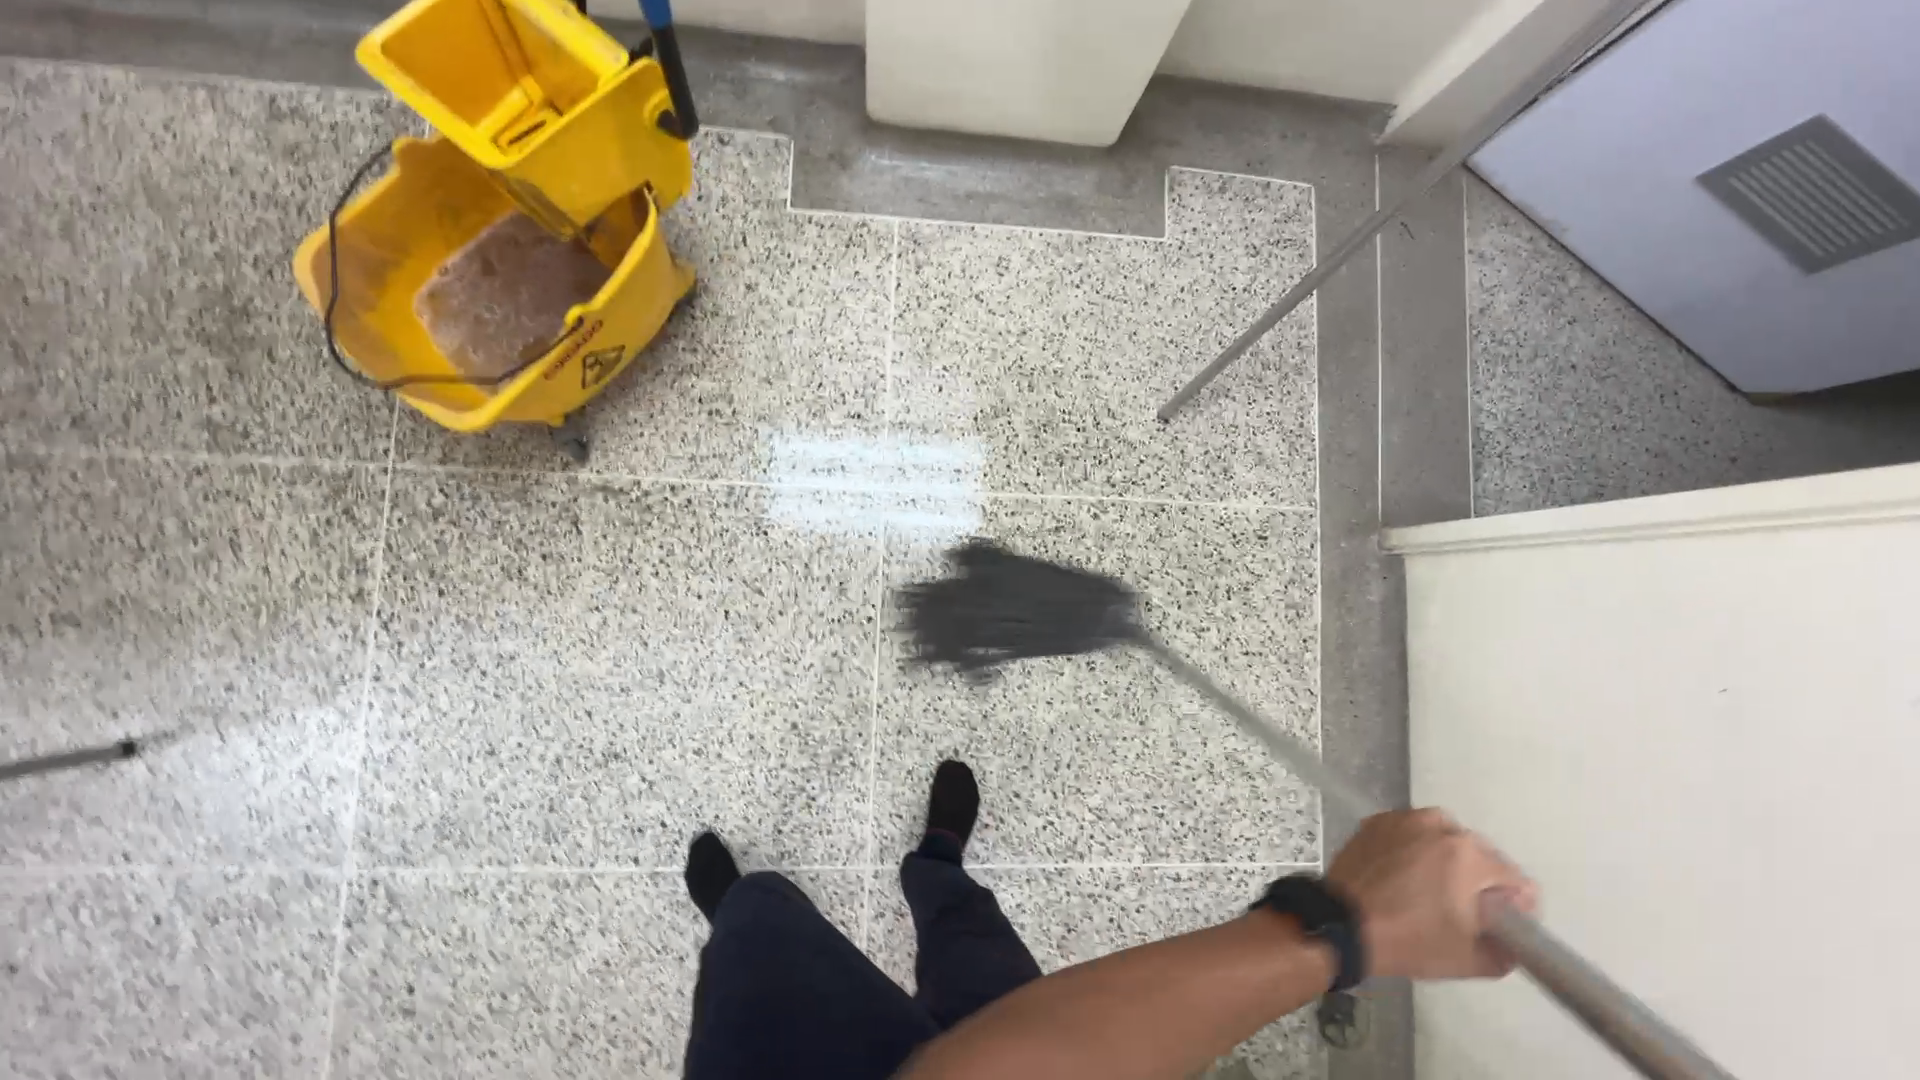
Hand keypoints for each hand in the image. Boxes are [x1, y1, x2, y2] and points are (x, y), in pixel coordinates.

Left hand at [1326, 808, 1537, 979]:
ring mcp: (1401, 819)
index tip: (1505, 925)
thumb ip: (1506, 950)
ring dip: (1447, 860)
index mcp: (1467, 854)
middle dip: (1481, 881)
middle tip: (1469, 910)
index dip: (1517, 906)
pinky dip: (1414, 849)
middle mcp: (1437, 826)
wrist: (1342, 923)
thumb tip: (1511, 942)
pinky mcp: (1374, 823)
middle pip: (1478, 854)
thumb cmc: (1409, 938)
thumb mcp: (1470, 959)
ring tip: (1435, 890)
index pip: (1514, 878)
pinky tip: (1405, 874)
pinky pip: (1409, 833)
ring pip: (1442, 837)